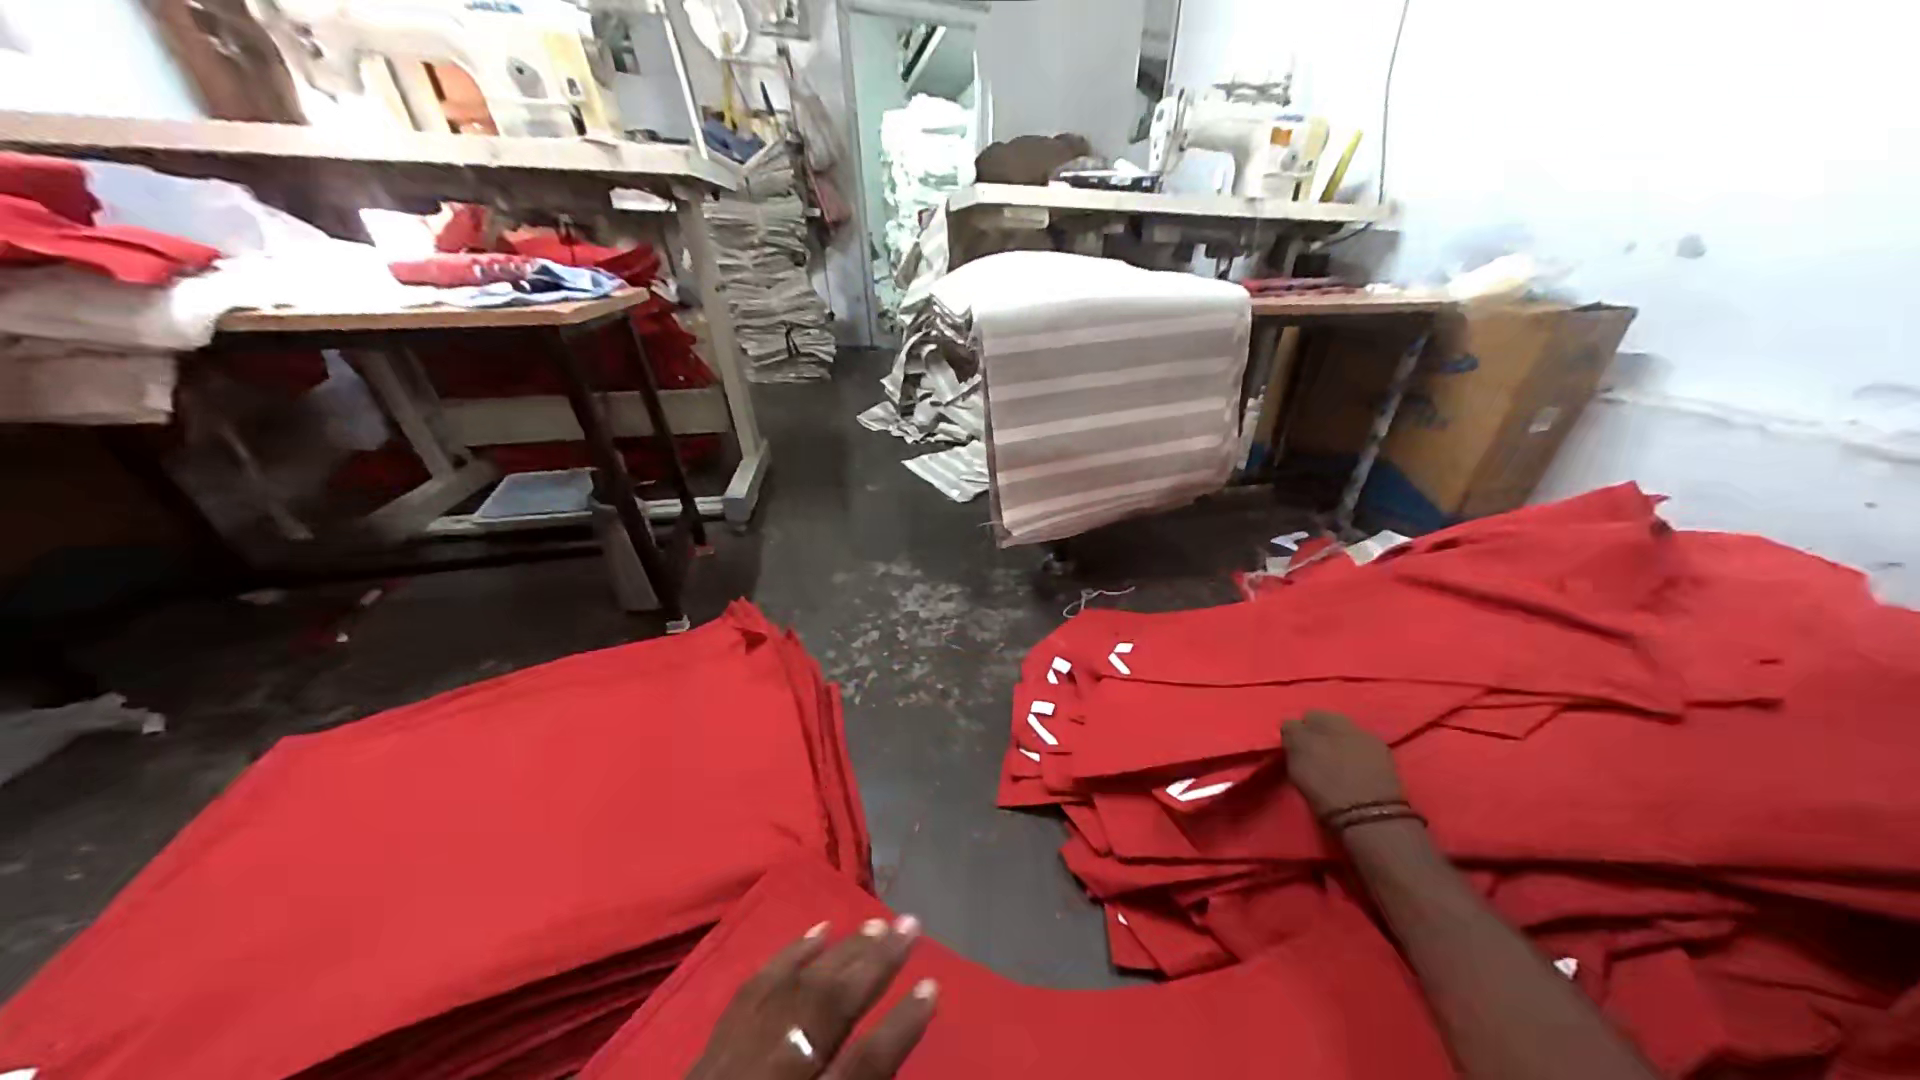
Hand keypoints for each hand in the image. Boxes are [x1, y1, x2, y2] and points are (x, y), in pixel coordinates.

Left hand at [687, 915, 937, 1079]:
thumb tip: (887, 1063)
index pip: (864, 1065)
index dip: (902, 1025)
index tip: (932, 986)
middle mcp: (770, 1079)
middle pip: (828, 1008)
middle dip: (875, 963)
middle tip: (910, 923)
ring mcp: (735, 1058)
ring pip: (794, 987)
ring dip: (839, 951)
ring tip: (875, 924)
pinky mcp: (710, 1049)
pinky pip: (753, 989)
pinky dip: (788, 956)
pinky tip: (816, 933)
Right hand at [1281, 710, 1406, 818]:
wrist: (1369, 815)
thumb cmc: (1324, 798)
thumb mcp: (1296, 773)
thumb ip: (1293, 749)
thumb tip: (1294, 739)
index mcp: (1301, 733)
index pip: (1290, 724)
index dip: (1293, 736)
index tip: (1296, 749)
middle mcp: (1328, 723)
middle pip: (1316, 717)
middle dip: (1315, 729)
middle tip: (1317, 749)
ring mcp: (1356, 731)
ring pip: (1339, 724)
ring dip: (1337, 734)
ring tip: (1339, 754)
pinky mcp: (1378, 743)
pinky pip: (1361, 736)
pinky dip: (1357, 744)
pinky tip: (1358, 760)